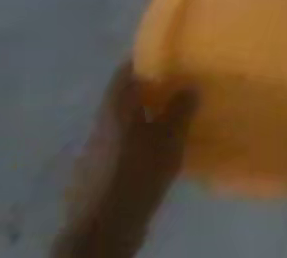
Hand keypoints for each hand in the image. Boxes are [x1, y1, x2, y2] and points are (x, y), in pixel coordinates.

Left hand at [56, 63, 198, 257]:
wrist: (102, 231)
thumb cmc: (136, 174)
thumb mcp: (168, 139)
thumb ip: (180, 110)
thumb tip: (190, 84)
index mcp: (116, 104)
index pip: (128, 69)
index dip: (147, 59)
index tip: (169, 56)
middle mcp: (102, 119)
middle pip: (125, 94)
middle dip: (149, 89)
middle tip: (177, 86)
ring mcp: (97, 147)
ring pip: (124, 120)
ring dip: (144, 116)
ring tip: (171, 118)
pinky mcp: (98, 171)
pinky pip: (122, 143)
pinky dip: (138, 139)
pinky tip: (156, 150)